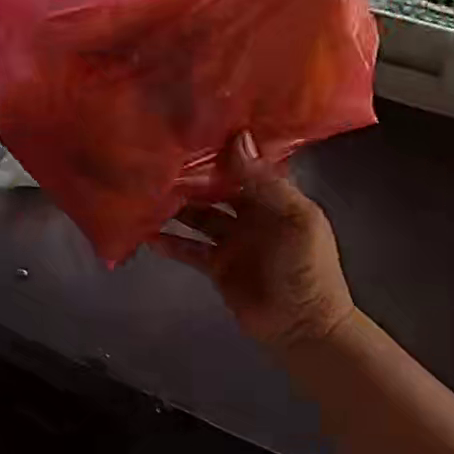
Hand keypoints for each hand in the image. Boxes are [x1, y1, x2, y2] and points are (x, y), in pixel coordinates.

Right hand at [154, 133, 357, 349]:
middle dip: (194, 176)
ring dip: (177, 206)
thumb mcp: (296, 220)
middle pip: (218, 189)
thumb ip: (266, 183)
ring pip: (199, 216)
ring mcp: (233, 241)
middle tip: (160, 156)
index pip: (248, 166)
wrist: (303, 325)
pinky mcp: (218, 267)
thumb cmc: (307, 269)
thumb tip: (238, 139)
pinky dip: (170, 242)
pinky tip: (146, 232)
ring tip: (146, 189)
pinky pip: (190, 249)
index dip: (226, 150)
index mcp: (277, 198)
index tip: (195, 127)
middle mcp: (253, 214)